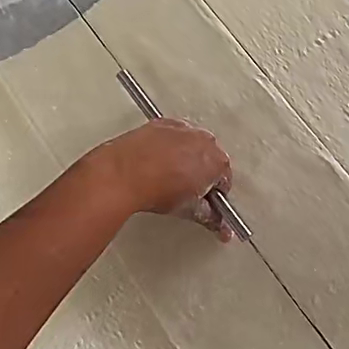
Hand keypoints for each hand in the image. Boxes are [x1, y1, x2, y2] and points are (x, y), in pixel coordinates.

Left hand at [83, 119, 234, 239]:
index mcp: (217, 162)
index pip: (224, 180)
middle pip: (210, 159)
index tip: (204, 199)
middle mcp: (205, 141)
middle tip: (185, 189)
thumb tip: (217, 223)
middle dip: (201, 172)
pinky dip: (168, 144)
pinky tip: (156, 159)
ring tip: (167, 174)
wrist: (124, 173)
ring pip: (192, 144)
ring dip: (185, 156)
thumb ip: (210, 217)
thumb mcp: (189, 210)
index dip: (214, 192)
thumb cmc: (156, 188)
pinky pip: (173, 134)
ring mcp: (184, 130)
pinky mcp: (163, 124)